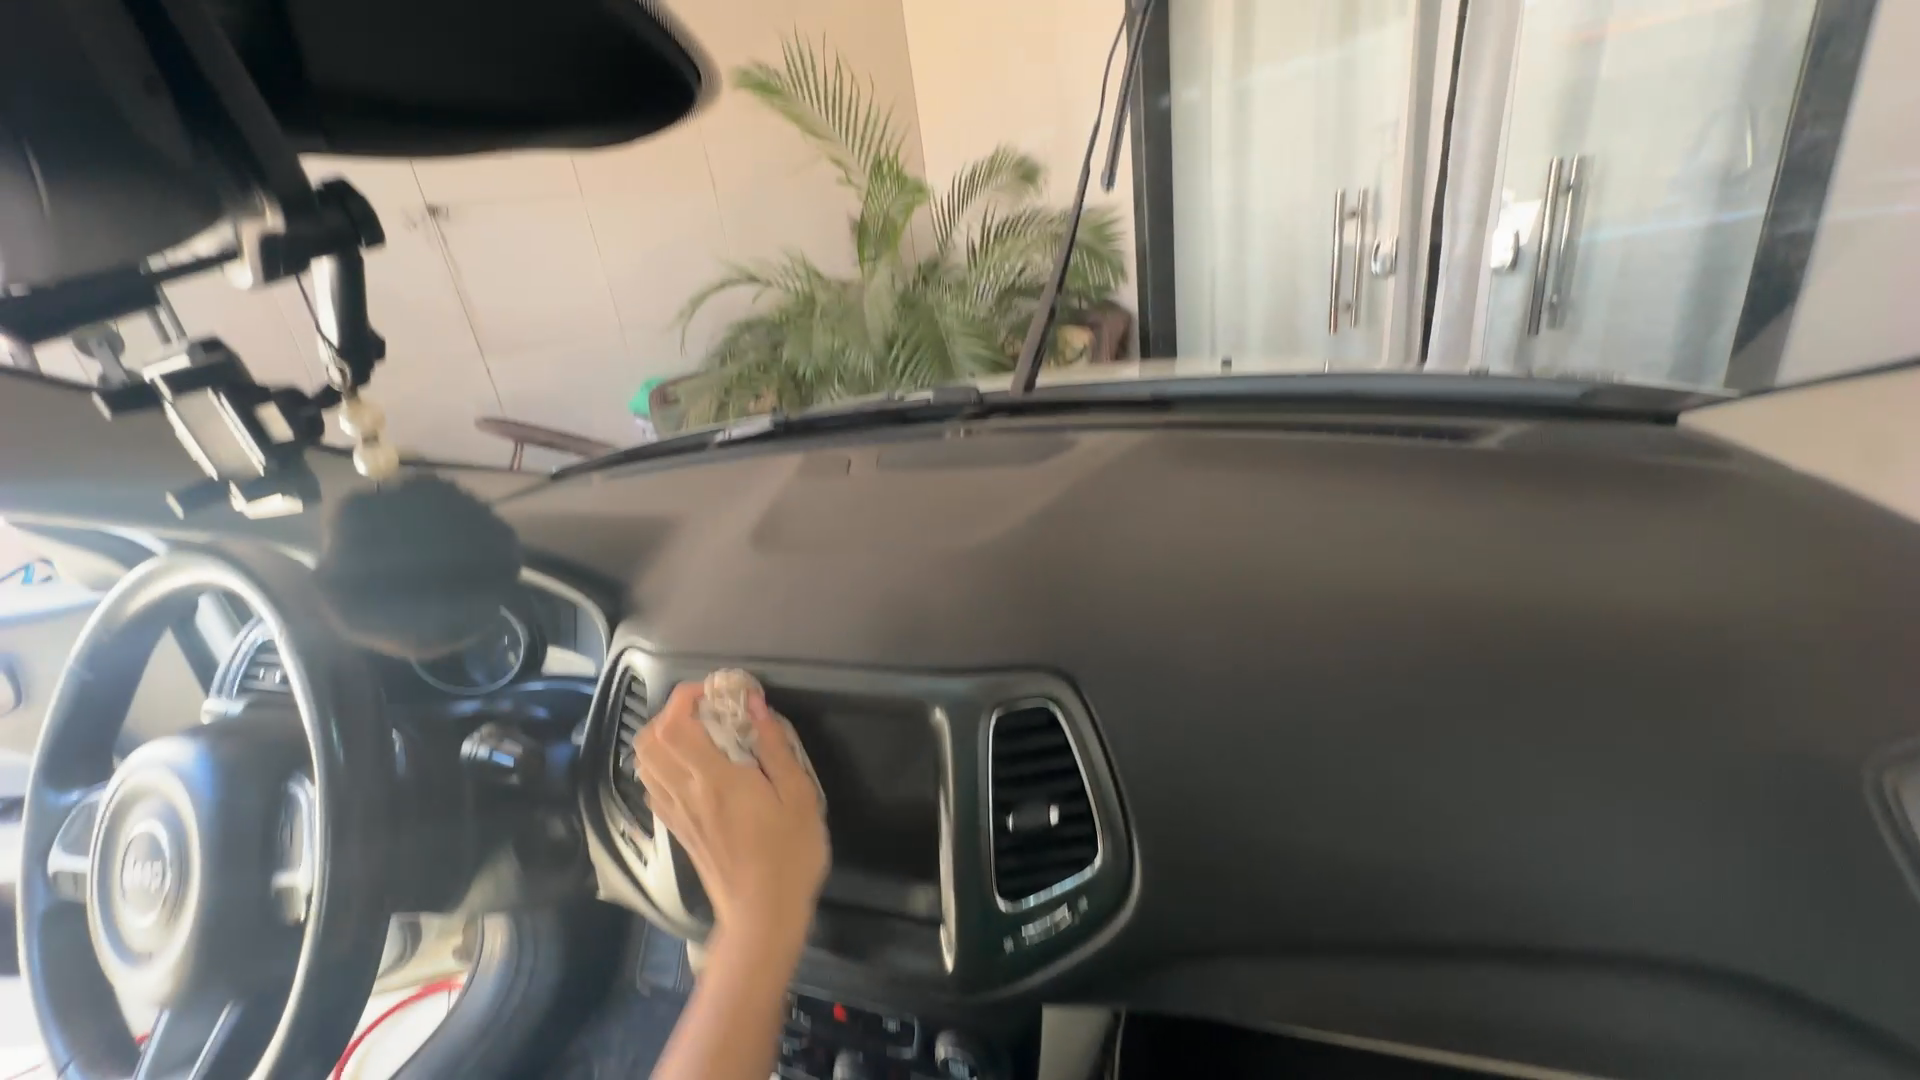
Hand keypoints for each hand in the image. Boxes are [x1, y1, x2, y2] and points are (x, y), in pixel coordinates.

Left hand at [635, 681, 829, 949]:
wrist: (763, 914)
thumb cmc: (790, 853)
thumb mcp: (799, 794)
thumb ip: (776, 747)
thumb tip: (756, 706)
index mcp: (716, 779)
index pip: (677, 725)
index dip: (686, 697)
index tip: (715, 690)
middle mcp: (687, 792)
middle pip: (650, 740)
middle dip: (670, 711)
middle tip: (705, 707)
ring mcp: (677, 813)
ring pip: (645, 763)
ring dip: (662, 736)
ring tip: (697, 731)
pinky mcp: (678, 830)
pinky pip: (654, 786)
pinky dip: (663, 764)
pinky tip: (692, 766)